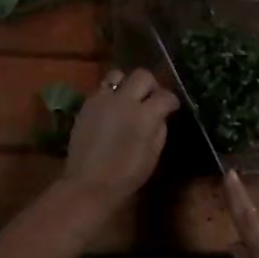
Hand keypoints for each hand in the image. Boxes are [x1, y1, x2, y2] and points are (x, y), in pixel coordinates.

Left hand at [61, 68, 178, 207]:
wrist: (88, 183)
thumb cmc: (126, 175)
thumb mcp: (153, 155)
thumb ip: (159, 129)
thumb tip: (160, 115)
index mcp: (145, 115)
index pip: (165, 96)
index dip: (172, 101)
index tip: (172, 108)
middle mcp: (124, 100)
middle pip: (143, 75)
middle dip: (151, 85)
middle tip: (151, 99)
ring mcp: (102, 100)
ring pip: (118, 74)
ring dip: (127, 84)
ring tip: (128, 99)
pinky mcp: (86, 105)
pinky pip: (102, 88)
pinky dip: (110, 94)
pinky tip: (111, 110)